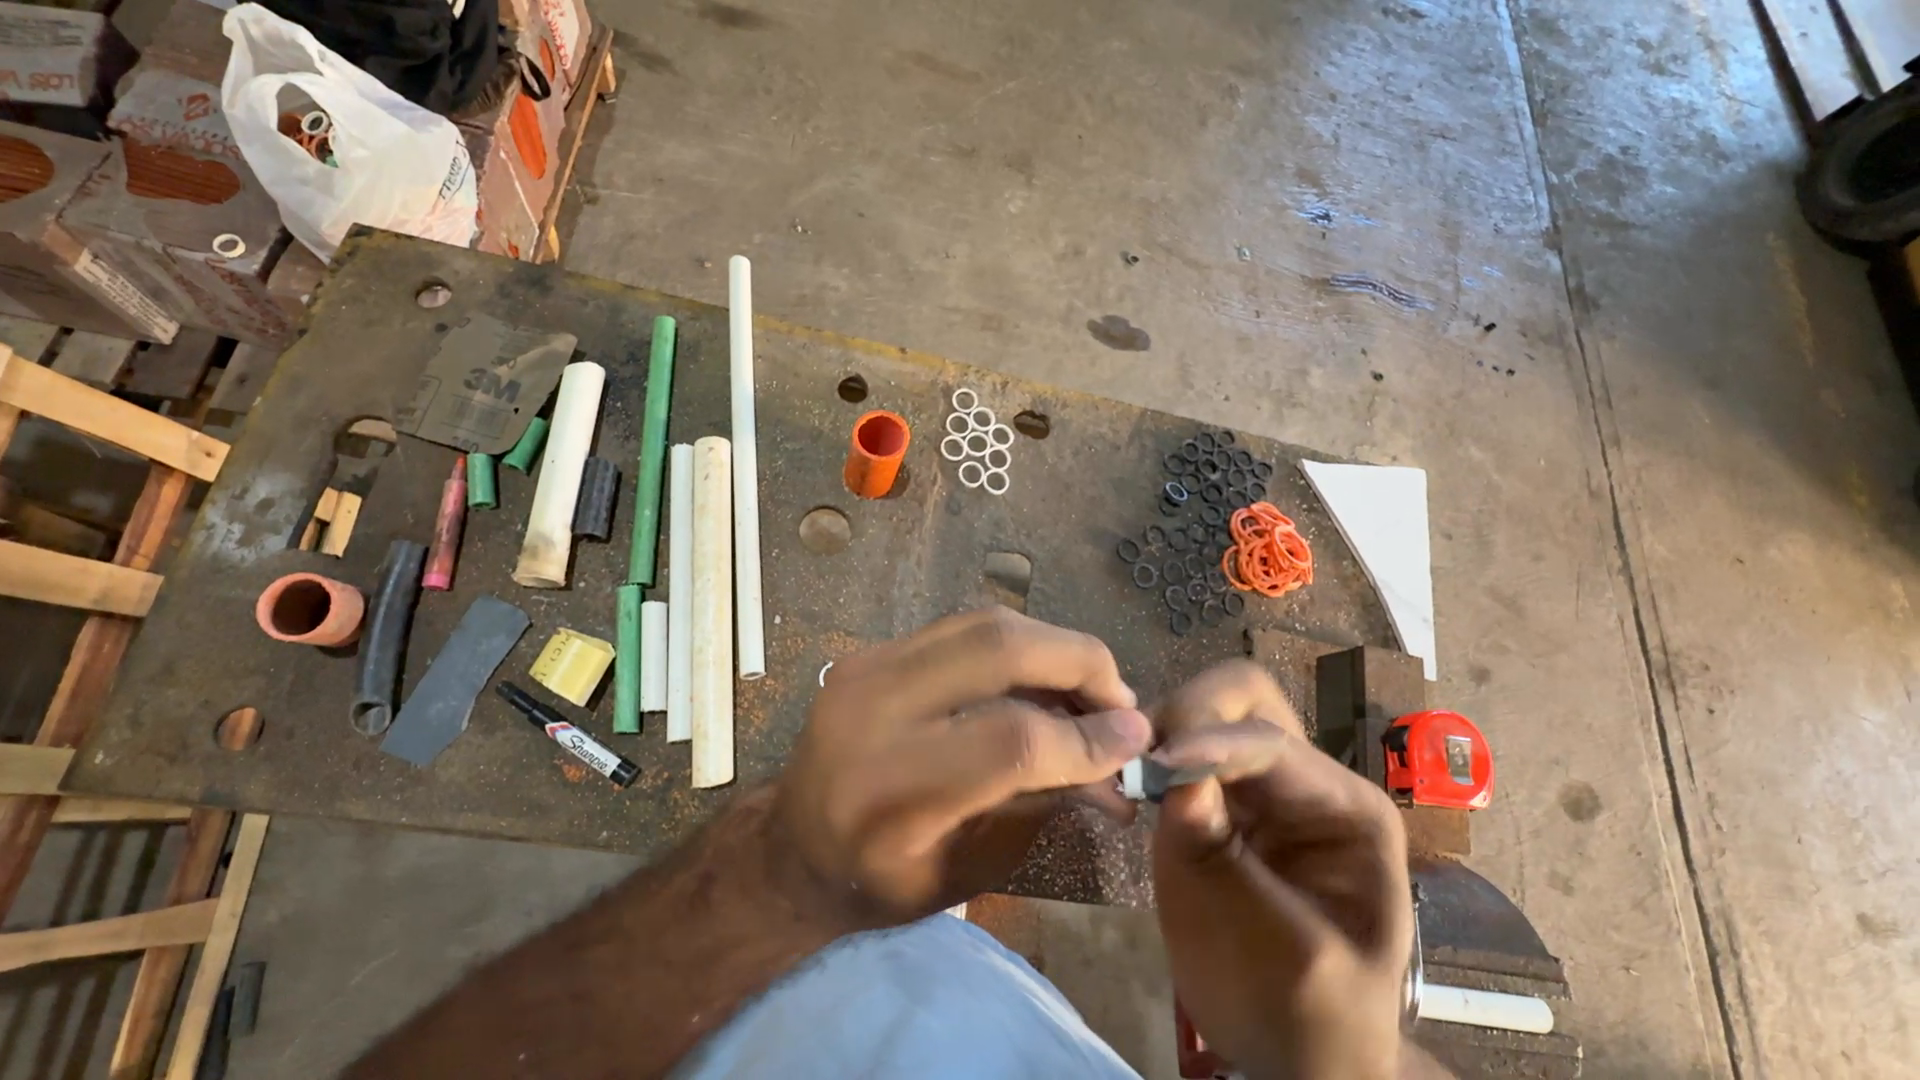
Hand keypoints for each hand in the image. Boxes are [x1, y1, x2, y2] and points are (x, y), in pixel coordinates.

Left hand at [775, 608, 1151, 928]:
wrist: (790, 846)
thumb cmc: (880, 882)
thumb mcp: (967, 869)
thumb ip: (1042, 808)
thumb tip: (1122, 772)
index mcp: (892, 792)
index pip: (1010, 741)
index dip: (1086, 737)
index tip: (1135, 741)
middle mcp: (874, 713)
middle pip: (999, 648)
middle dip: (1080, 664)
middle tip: (1120, 700)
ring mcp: (866, 668)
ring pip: (984, 624)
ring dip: (1052, 647)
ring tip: (1087, 689)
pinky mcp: (869, 652)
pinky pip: (961, 629)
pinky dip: (1015, 646)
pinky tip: (1040, 679)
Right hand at [1151, 661, 1412, 1079]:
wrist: (1294, 1056)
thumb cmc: (1307, 1014)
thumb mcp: (1280, 953)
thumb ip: (1224, 865)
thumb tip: (1173, 778)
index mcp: (1346, 809)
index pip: (1272, 744)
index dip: (1211, 743)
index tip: (1154, 766)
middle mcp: (1305, 782)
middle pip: (1245, 701)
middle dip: (1190, 713)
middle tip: (1142, 759)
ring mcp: (1258, 790)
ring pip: (1206, 715)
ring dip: (1163, 731)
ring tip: (1129, 775)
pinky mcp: (1215, 807)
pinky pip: (1180, 756)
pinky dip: (1151, 759)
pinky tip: (1130, 789)